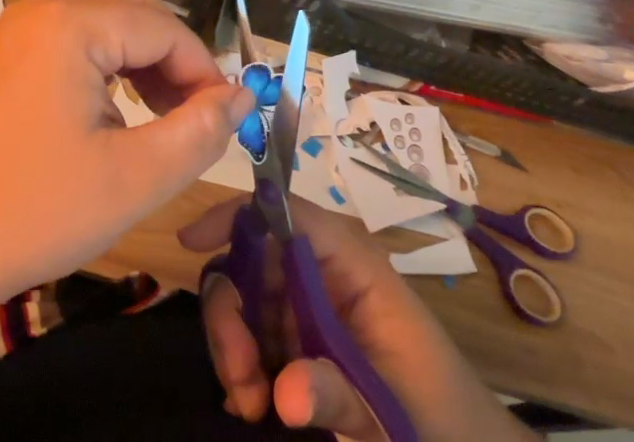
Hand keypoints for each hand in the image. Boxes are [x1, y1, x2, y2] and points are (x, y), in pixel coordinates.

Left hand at [0, 0, 256, 304]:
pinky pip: (70, 37)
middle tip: (194, 112)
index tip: (224, 120)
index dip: (204, 70)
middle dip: (174, 54)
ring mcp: (13, 32)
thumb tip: (242, 96)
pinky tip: (116, 112)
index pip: (163, 27)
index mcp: (68, 26)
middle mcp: (38, 11)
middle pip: (132, 6)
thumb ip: (200, 131)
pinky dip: (106, 61)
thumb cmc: (36, 213)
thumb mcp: (136, 178)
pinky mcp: (2, 57)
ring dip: (141, 55)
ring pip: (101, 18)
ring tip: (163, 114)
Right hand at [180, 197, 536, 441]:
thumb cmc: (442, 418)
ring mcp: (310, 308)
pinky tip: (252, 406)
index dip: (236, 215)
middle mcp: (325, 277)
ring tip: (250, 406)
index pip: (288, 216)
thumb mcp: (392, 411)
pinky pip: (252, 336)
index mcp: (355, 268)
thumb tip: (283, 393)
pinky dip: (241, 367)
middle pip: (251, 261)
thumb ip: (340, 396)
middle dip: (229, 314)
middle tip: (239, 379)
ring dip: (233, 350)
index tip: (190, 242)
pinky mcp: (302, 341)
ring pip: (244, 300)